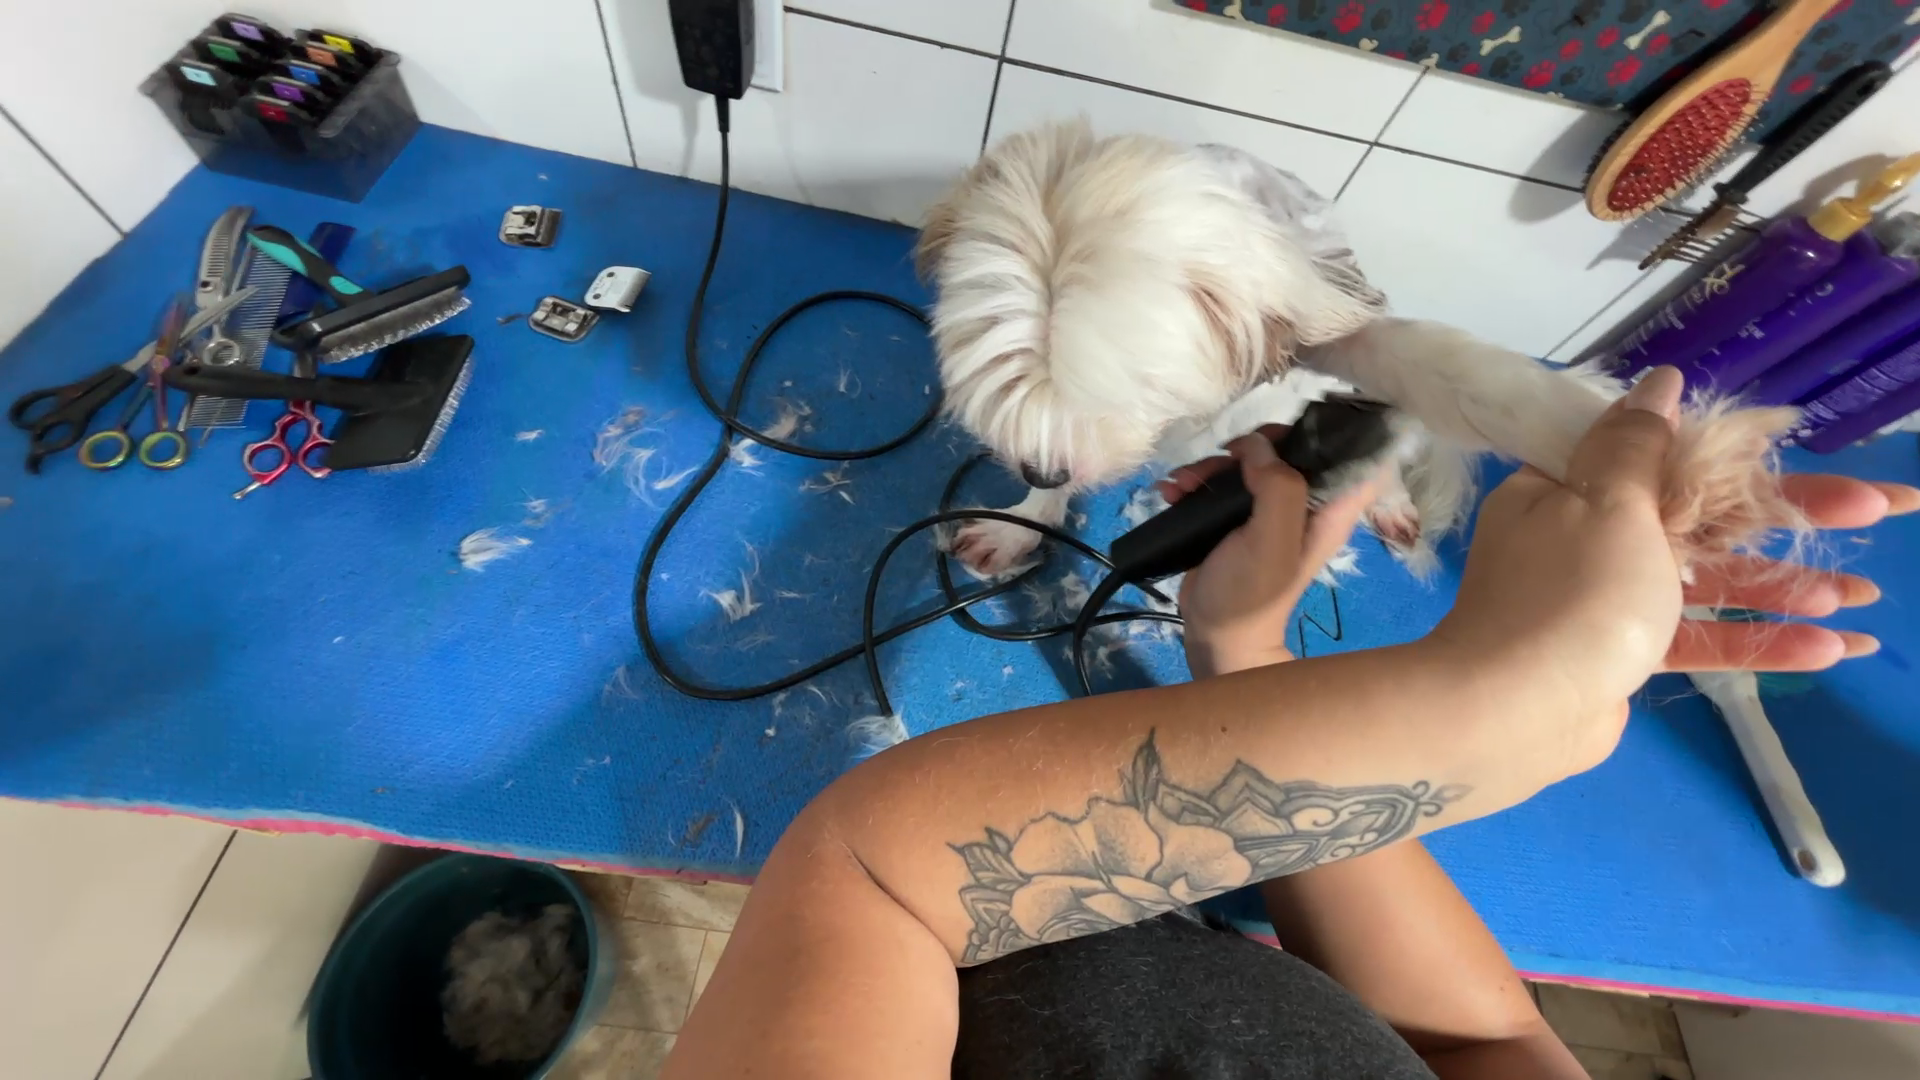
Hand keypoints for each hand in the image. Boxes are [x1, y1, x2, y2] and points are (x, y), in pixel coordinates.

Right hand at [1160, 427, 1380, 677]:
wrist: (1214, 632)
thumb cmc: (1250, 593)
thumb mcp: (1271, 540)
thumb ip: (1276, 486)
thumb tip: (1256, 444)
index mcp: (1329, 508)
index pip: (1355, 454)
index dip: (1331, 432)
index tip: (1290, 432)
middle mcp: (1303, 504)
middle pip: (1289, 449)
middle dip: (1252, 446)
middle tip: (1226, 455)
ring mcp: (1266, 511)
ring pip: (1247, 464)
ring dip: (1211, 467)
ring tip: (1183, 484)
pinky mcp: (1233, 519)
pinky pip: (1220, 485)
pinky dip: (1195, 483)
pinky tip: (1173, 492)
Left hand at [1429, 366, 1911, 772]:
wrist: (1512, 705)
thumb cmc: (1569, 595)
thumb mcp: (1604, 502)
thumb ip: (1635, 446)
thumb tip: (1654, 383)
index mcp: (1559, 496)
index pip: (1650, 458)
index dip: (1727, 453)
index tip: (1798, 445)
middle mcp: (1572, 541)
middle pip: (1688, 517)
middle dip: (1779, 514)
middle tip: (1879, 507)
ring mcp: (1593, 600)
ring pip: (1697, 581)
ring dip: (1776, 584)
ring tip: (1858, 596)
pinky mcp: (1614, 652)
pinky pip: (1693, 638)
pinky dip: (1754, 639)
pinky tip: (1829, 647)